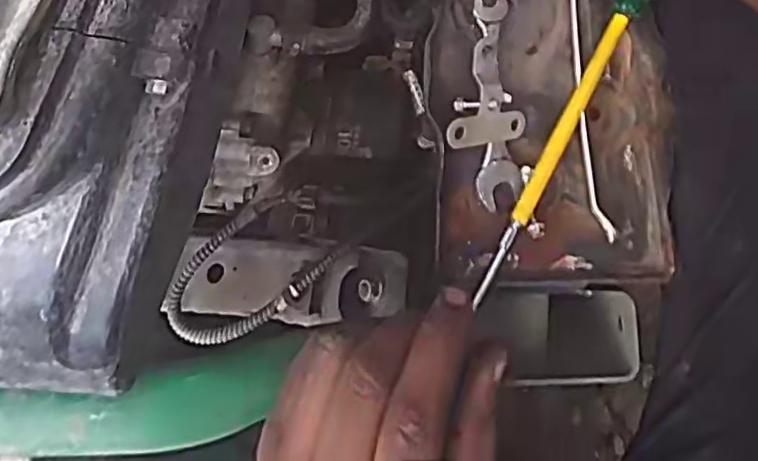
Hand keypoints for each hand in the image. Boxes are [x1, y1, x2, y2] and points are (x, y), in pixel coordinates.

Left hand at [257, 287, 507, 460]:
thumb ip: (475, 439)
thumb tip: (485, 360)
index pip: (412, 413)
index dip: (440, 346)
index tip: (457, 310)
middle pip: (366, 378)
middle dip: (410, 328)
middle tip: (438, 317)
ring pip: (327, 361)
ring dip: (373, 330)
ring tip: (404, 334)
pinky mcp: (271, 449)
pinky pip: (298, 372)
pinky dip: (335, 345)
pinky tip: (363, 348)